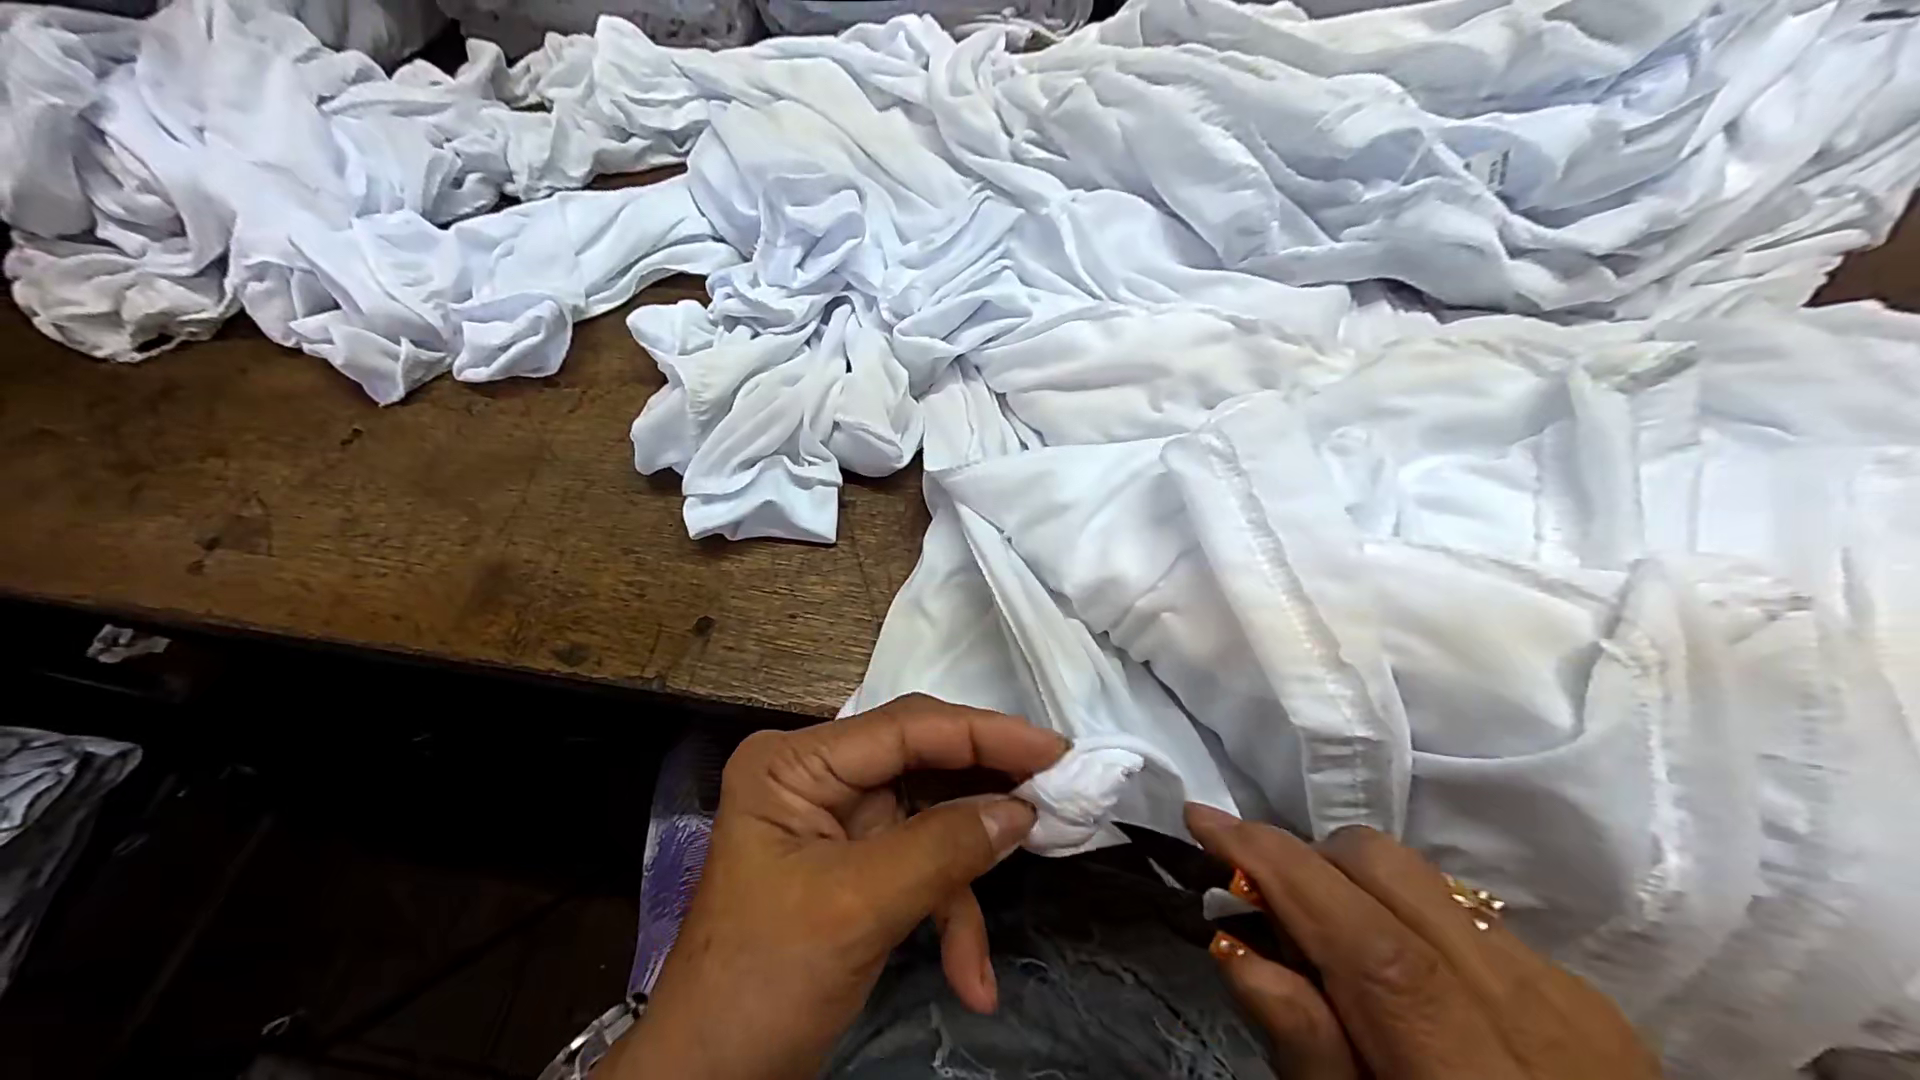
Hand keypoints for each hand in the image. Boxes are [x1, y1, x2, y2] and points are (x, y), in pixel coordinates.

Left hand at [604, 694, 1068, 1079]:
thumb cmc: (761, 983)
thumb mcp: (855, 909)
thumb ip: (941, 848)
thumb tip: (1021, 809)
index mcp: (796, 762)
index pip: (905, 727)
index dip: (986, 734)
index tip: (1055, 751)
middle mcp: (818, 774)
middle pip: (924, 762)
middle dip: (985, 794)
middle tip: (1057, 802)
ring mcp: (840, 817)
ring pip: (932, 816)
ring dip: (970, 872)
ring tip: (1017, 892)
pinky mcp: (858, 860)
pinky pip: (922, 864)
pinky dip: (951, 914)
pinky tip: (969, 975)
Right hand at [1184, 804, 1661, 1079]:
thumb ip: (1311, 1057)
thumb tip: (1233, 947)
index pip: (1372, 947)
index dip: (1281, 871)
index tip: (1204, 822)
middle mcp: (1540, 1024)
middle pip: (1395, 875)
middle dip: (1304, 859)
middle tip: (1260, 898)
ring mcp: (1572, 1000)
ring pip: (1424, 875)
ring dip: (1348, 878)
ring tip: (1321, 932)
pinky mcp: (1585, 991)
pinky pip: (1459, 905)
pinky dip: (1397, 905)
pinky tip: (1389, 959)